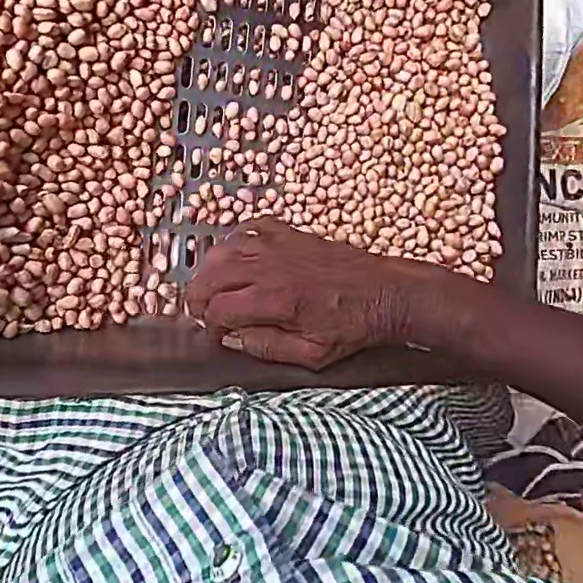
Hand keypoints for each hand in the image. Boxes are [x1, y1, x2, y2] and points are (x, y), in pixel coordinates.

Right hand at [185, 218, 419, 369]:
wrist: (384, 292)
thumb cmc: (353, 325)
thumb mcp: (312, 354)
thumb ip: (267, 347)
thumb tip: (235, 338)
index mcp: (275, 300)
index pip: (219, 309)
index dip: (209, 325)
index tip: (215, 334)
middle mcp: (270, 267)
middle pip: (211, 276)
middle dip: (198, 297)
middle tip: (202, 312)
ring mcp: (277, 245)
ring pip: (223, 250)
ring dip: (210, 270)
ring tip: (213, 288)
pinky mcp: (288, 233)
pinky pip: (248, 227)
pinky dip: (234, 241)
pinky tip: (237, 257)